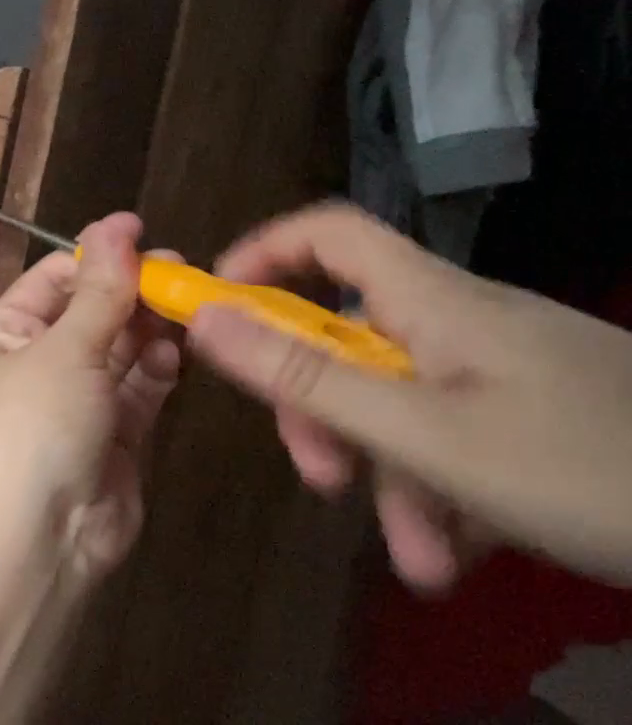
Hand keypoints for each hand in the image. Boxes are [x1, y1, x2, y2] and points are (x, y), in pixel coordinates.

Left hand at [0, 212, 182, 577]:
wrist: (41, 534)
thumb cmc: (35, 426)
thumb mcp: (65, 351)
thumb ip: (100, 293)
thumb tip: (115, 227)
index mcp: (6, 332)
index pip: (53, 278)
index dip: (98, 255)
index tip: (146, 232)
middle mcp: (38, 358)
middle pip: (92, 310)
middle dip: (133, 290)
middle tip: (188, 272)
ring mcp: (78, 396)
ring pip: (122, 347)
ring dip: (151, 326)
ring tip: (190, 306)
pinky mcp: (115, 431)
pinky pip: (140, 387)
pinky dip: (159, 368)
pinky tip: (179, 350)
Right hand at [189, 203, 631, 588]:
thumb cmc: (590, 471)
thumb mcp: (425, 436)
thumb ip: (302, 375)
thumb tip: (200, 319)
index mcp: (436, 304)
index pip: (330, 233)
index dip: (262, 253)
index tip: (216, 305)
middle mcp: (465, 325)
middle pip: (352, 338)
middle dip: (323, 411)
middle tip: (321, 477)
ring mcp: (510, 373)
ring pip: (405, 404)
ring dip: (393, 477)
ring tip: (422, 558)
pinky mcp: (546, 418)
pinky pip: (461, 437)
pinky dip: (447, 491)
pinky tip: (463, 554)